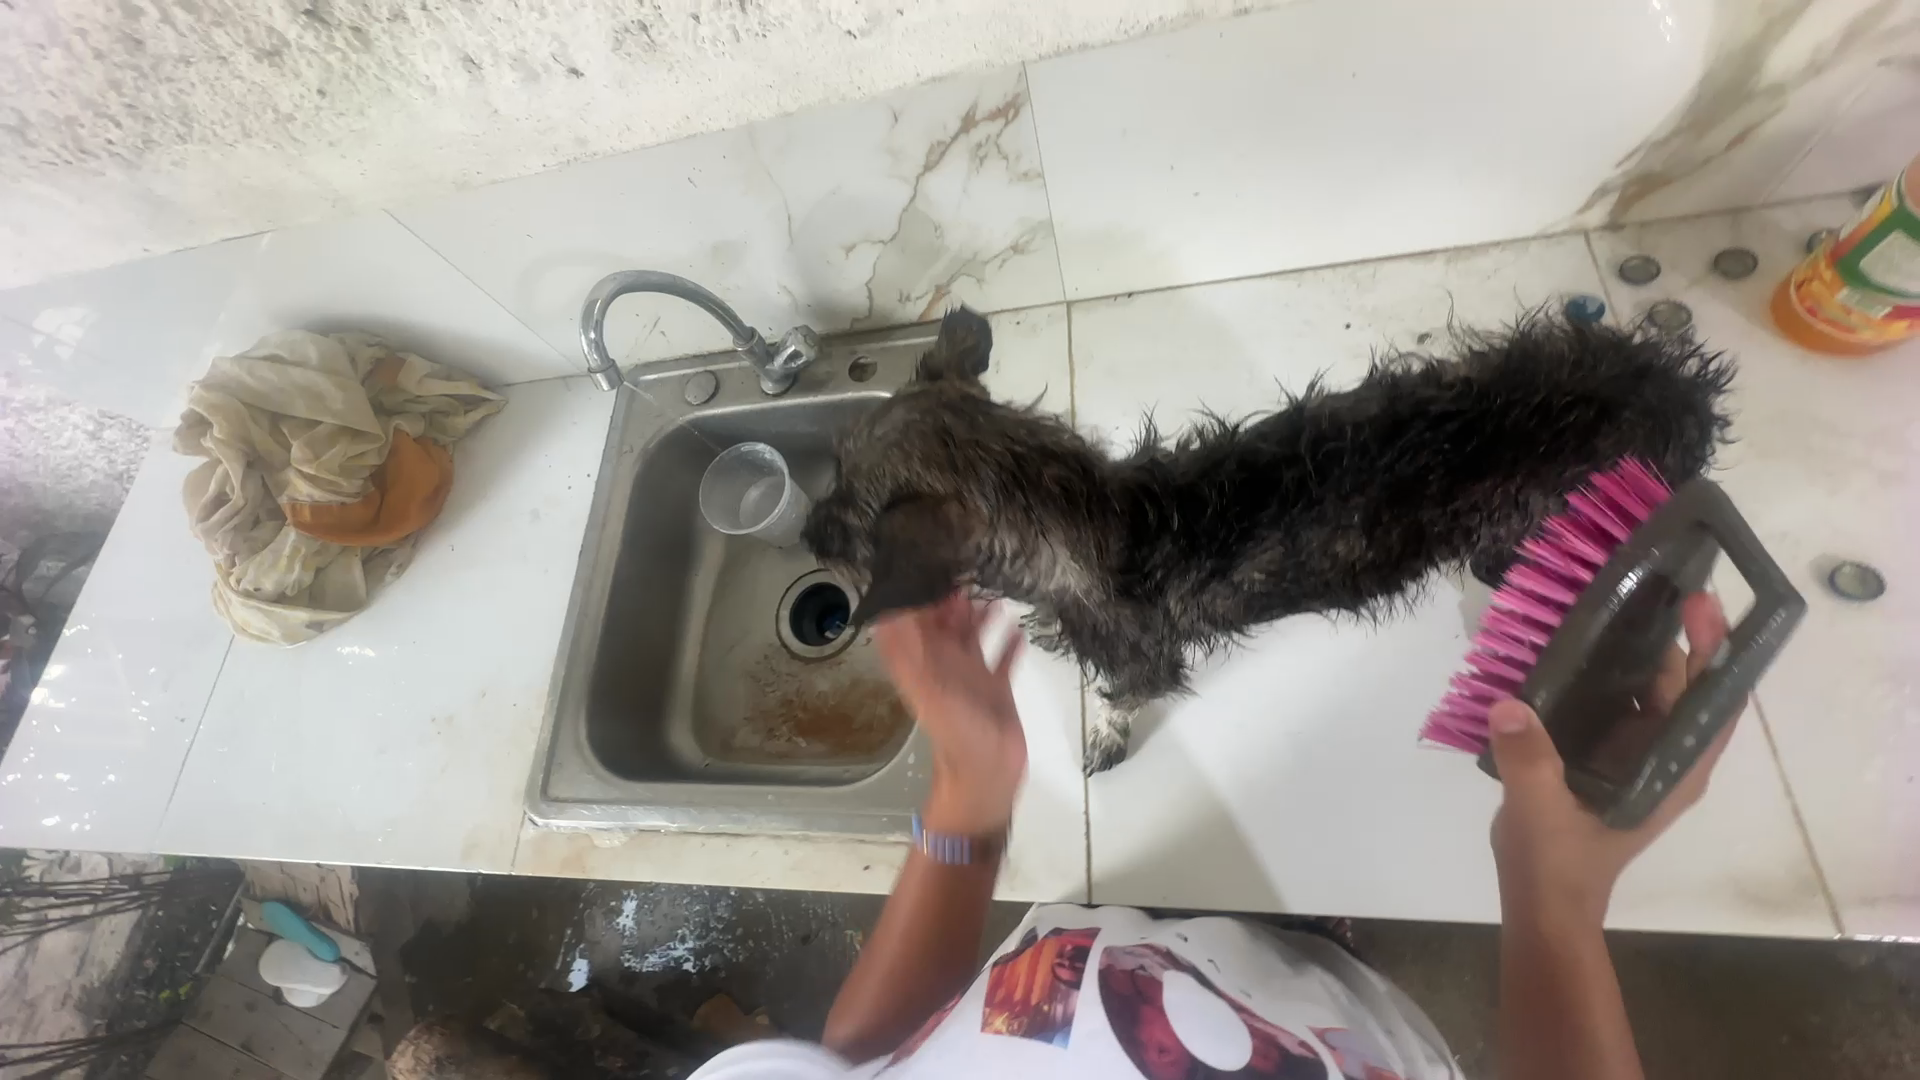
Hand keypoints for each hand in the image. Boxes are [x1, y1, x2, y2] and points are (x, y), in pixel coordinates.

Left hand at [873, 591, 1027, 836]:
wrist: (986, 776)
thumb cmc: (955, 732)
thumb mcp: (926, 688)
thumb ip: (908, 651)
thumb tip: (886, 611)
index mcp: (925, 664)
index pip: (915, 622)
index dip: (918, 596)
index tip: (929, 565)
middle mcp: (946, 666)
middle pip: (945, 625)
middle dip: (953, 599)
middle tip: (969, 569)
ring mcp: (973, 678)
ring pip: (974, 637)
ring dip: (982, 616)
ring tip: (996, 594)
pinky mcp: (998, 690)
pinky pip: (1003, 659)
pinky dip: (1009, 643)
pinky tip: (1019, 628)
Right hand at [1488, 592, 1736, 930]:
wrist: (1541, 897)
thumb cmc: (1558, 860)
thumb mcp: (1541, 810)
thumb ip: (1528, 759)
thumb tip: (1508, 704)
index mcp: (1669, 771)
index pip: (1707, 704)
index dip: (1709, 654)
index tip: (1693, 608)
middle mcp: (1658, 758)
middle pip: (1678, 691)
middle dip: (1669, 642)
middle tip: (1640, 591)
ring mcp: (1625, 756)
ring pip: (1640, 695)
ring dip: (1627, 655)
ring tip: (1599, 610)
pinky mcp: (1592, 756)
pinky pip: (1603, 706)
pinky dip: (1590, 677)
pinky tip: (1558, 654)